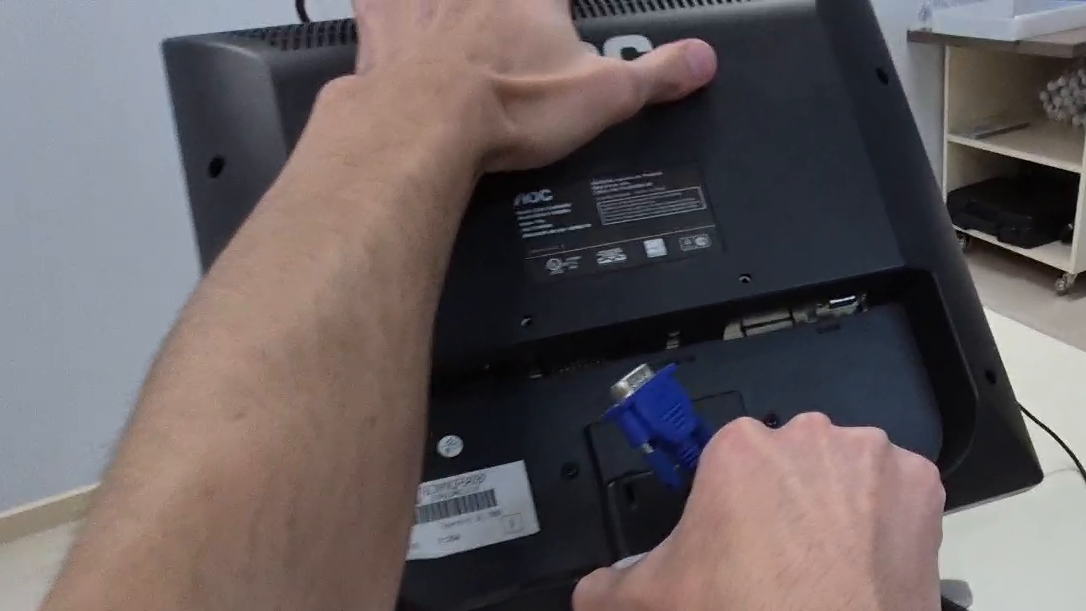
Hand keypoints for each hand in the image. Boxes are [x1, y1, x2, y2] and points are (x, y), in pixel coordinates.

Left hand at [349, 0, 716, 172]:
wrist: (429, 124)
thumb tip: (704, 60)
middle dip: (513, 15)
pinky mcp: (381, 11)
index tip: (562, 18)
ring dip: (454, 10)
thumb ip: (656, 75)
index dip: (562, 8)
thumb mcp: (606, 96)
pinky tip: (399, 11)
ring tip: (470, 24)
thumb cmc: (513, 107)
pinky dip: (389, 5)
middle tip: (520, 40)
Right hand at [573, 415, 987, 610]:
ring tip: (830, 578)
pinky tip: (871, 572)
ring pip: (848, 477)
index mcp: (740, 452)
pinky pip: (900, 496)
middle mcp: (809, 440)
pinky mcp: (921, 489)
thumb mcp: (651, 610)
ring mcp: (872, 460)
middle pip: (791, 466)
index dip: (729, 513)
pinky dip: (890, 524)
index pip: (727, 467)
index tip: (734, 549)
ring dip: (840, 511)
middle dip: (786, 507)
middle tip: (781, 570)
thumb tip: (593, 594)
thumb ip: (611, 590)